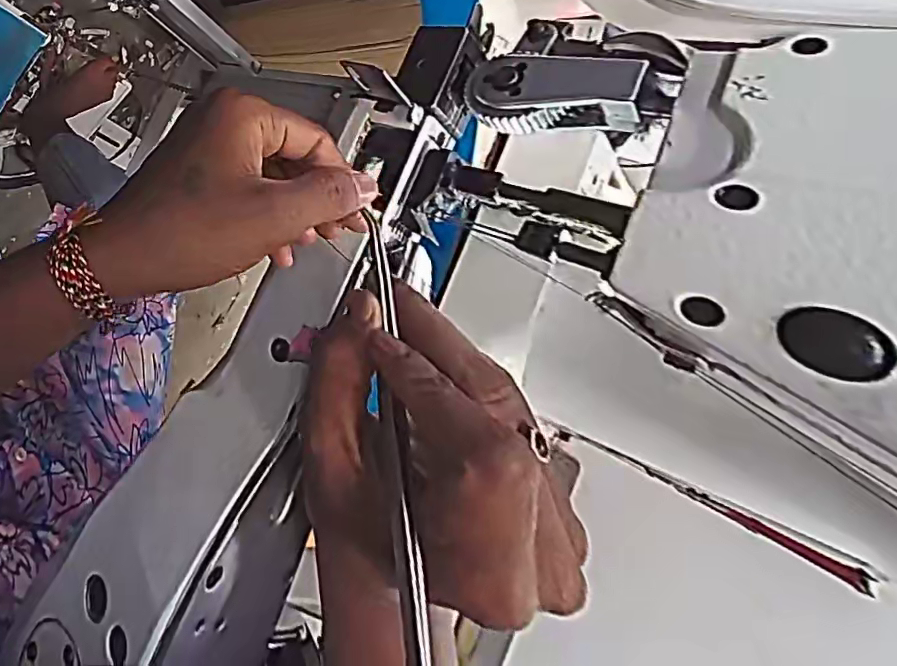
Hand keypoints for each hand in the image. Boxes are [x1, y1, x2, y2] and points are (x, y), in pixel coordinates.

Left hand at [81, 88, 376, 296]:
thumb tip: (362, 186)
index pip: (316, 140)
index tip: (354, 209)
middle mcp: (221, 118)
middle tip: (333, 227)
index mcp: (241, 113)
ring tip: (302, 239)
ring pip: (271, 172)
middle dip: (316, 198)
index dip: (341, 180)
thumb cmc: (178, 232)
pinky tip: (273, 240)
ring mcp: (206, 141)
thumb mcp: (273, 216)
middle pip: (293, 154)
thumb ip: (328, 196)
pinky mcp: (196, 166)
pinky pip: (245, 181)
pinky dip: (264, 210)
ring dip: (291, 209)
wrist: (120, 257)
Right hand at [304, 285, 588, 628]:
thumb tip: (361, 318)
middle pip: (498, 407)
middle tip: (394, 309)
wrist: (395, 588)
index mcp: (489, 567)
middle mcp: (545, 554)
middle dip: (436, 344)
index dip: (419, 370)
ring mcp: (563, 527)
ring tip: (408, 336)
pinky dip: (472, 383)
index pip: (474, 439)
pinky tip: (438, 371)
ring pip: (508, 401)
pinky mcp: (563, 496)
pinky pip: (517, 413)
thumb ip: (341, 383)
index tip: (379, 330)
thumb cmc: (363, 554)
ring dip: (452, 358)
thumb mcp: (333, 469)